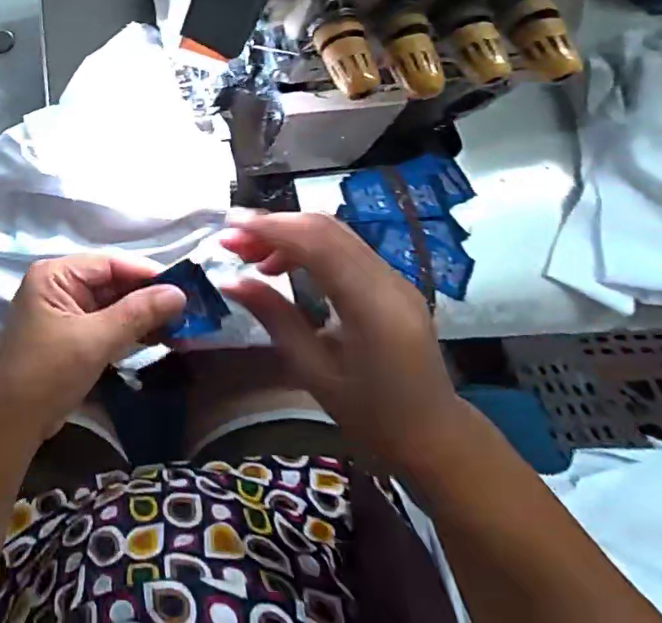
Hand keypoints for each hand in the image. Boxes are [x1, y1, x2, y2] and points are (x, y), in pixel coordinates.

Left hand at [0, 255, 186, 443]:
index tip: (187, 286)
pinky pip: (105, 324)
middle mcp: (57, 285)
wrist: (8, 423)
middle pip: (112, 282)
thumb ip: (137, 313)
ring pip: (112, 305)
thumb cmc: (47, 373)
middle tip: (191, 310)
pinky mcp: (69, 336)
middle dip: (149, 297)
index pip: (110, 263)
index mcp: (54, 274)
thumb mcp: (95, 340)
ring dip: (144, 315)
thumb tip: (180, 294)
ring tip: (184, 326)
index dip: (149, 274)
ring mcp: (63, 311)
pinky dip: (130, 330)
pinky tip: (161, 338)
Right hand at [220, 212, 467, 470]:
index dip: (269, 229)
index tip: (227, 231)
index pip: (318, 244)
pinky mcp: (390, 280)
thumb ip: (274, 317)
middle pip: (325, 229)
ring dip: (287, 232)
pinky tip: (280, 265)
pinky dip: (305, 244)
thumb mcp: (313, 371)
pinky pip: (343, 246)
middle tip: (231, 241)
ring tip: (249, 254)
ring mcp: (394, 277)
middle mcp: (388, 281)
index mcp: (372, 307)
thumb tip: (229, 281)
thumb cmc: (371, 414)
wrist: (434, 436)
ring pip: (333, 232)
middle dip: (273, 226)